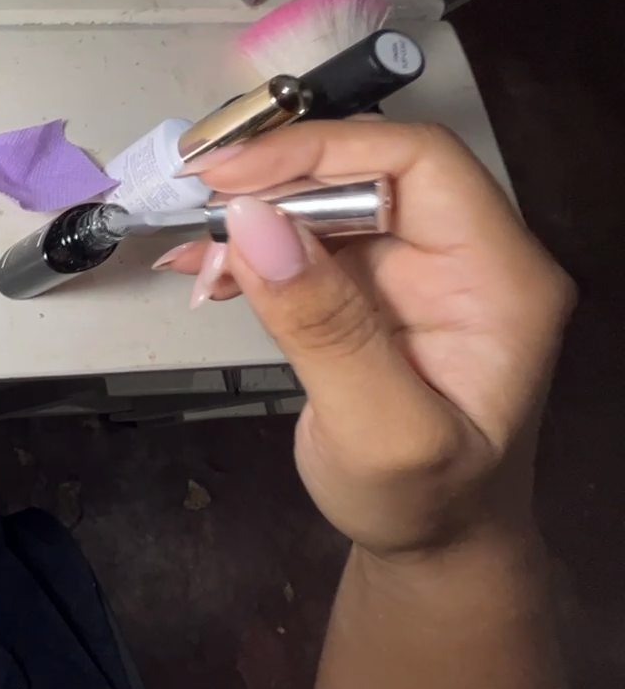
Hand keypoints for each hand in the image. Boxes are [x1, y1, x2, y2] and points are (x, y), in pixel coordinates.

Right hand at [155, 122, 574, 558]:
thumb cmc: (422, 497)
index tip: (225, 178)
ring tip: (195, 264)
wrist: (431, 537)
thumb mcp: (377, 425)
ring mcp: (406, 274)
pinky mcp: (359, 292)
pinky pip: (296, 243)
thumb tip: (251, 225)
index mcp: (494, 278)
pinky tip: (203, 273)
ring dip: (245, 223)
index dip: (317, 152)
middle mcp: (457, 259)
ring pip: (318, 205)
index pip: (415, 162)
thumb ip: (321, 324)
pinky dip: (241, 250)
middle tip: (194, 218)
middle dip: (269, 188)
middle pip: (361, 174)